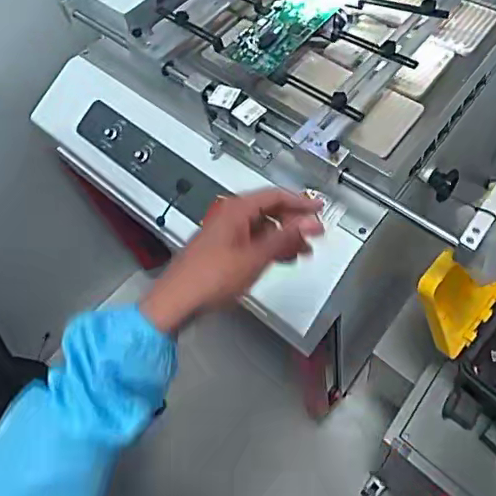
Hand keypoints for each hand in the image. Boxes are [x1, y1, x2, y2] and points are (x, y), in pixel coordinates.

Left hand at [139, 190, 324, 334]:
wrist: (177, 300)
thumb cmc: (205, 278)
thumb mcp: (255, 257)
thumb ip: (284, 238)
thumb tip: (306, 223)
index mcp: (235, 210)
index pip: (275, 195)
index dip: (300, 201)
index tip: (317, 206)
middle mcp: (228, 216)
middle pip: (269, 209)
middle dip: (293, 221)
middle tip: (313, 231)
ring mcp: (224, 231)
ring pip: (261, 226)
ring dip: (283, 236)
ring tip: (302, 248)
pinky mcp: (222, 247)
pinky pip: (252, 239)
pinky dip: (269, 246)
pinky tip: (279, 257)